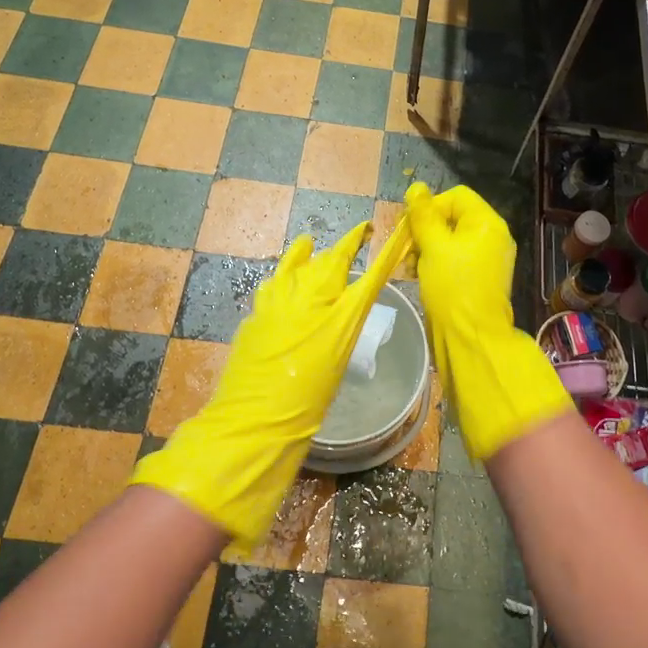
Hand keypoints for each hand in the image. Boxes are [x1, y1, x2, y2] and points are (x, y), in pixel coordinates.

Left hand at [130, 223, 411, 545]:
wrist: (258, 418)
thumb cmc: (310, 395)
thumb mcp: (341, 355)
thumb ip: (349, 316)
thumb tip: (349, 297)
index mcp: (336, 305)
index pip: (367, 267)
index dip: (378, 246)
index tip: (391, 229)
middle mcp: (306, 294)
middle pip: (328, 259)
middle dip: (343, 247)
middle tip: (356, 238)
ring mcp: (276, 301)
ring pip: (295, 265)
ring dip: (307, 254)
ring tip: (310, 244)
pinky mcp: (256, 314)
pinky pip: (275, 284)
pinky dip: (284, 276)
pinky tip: (282, 281)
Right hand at [404, 183, 573, 461]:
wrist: (471, 338)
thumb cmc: (453, 287)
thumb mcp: (433, 246)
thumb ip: (423, 215)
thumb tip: (416, 187)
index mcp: (488, 223)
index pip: (456, 196)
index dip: (430, 206)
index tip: (410, 226)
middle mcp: (493, 237)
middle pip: (453, 217)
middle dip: (426, 229)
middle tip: (406, 247)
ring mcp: (489, 259)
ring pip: (451, 240)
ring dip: (427, 247)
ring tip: (410, 265)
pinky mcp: (480, 279)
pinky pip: (456, 260)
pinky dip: (436, 263)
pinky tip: (419, 276)